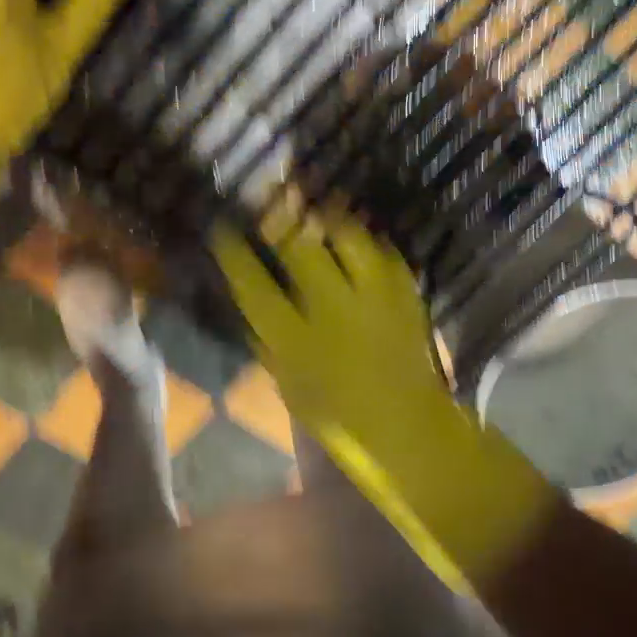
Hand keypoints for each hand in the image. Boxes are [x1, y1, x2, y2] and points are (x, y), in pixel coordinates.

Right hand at [211, 216, 554, 590]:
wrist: (413, 434)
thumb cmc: (343, 422)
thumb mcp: (292, 387)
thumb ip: (272, 343)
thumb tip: (257, 303)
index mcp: (297, 341)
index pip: (254, 284)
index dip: (234, 251)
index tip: (224, 228)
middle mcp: (333, 310)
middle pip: (299, 246)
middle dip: (280, 218)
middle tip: (271, 202)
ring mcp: (375, 297)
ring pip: (346, 236)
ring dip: (327, 220)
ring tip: (316, 212)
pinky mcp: (406, 294)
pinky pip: (383, 252)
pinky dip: (366, 243)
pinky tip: (356, 241)